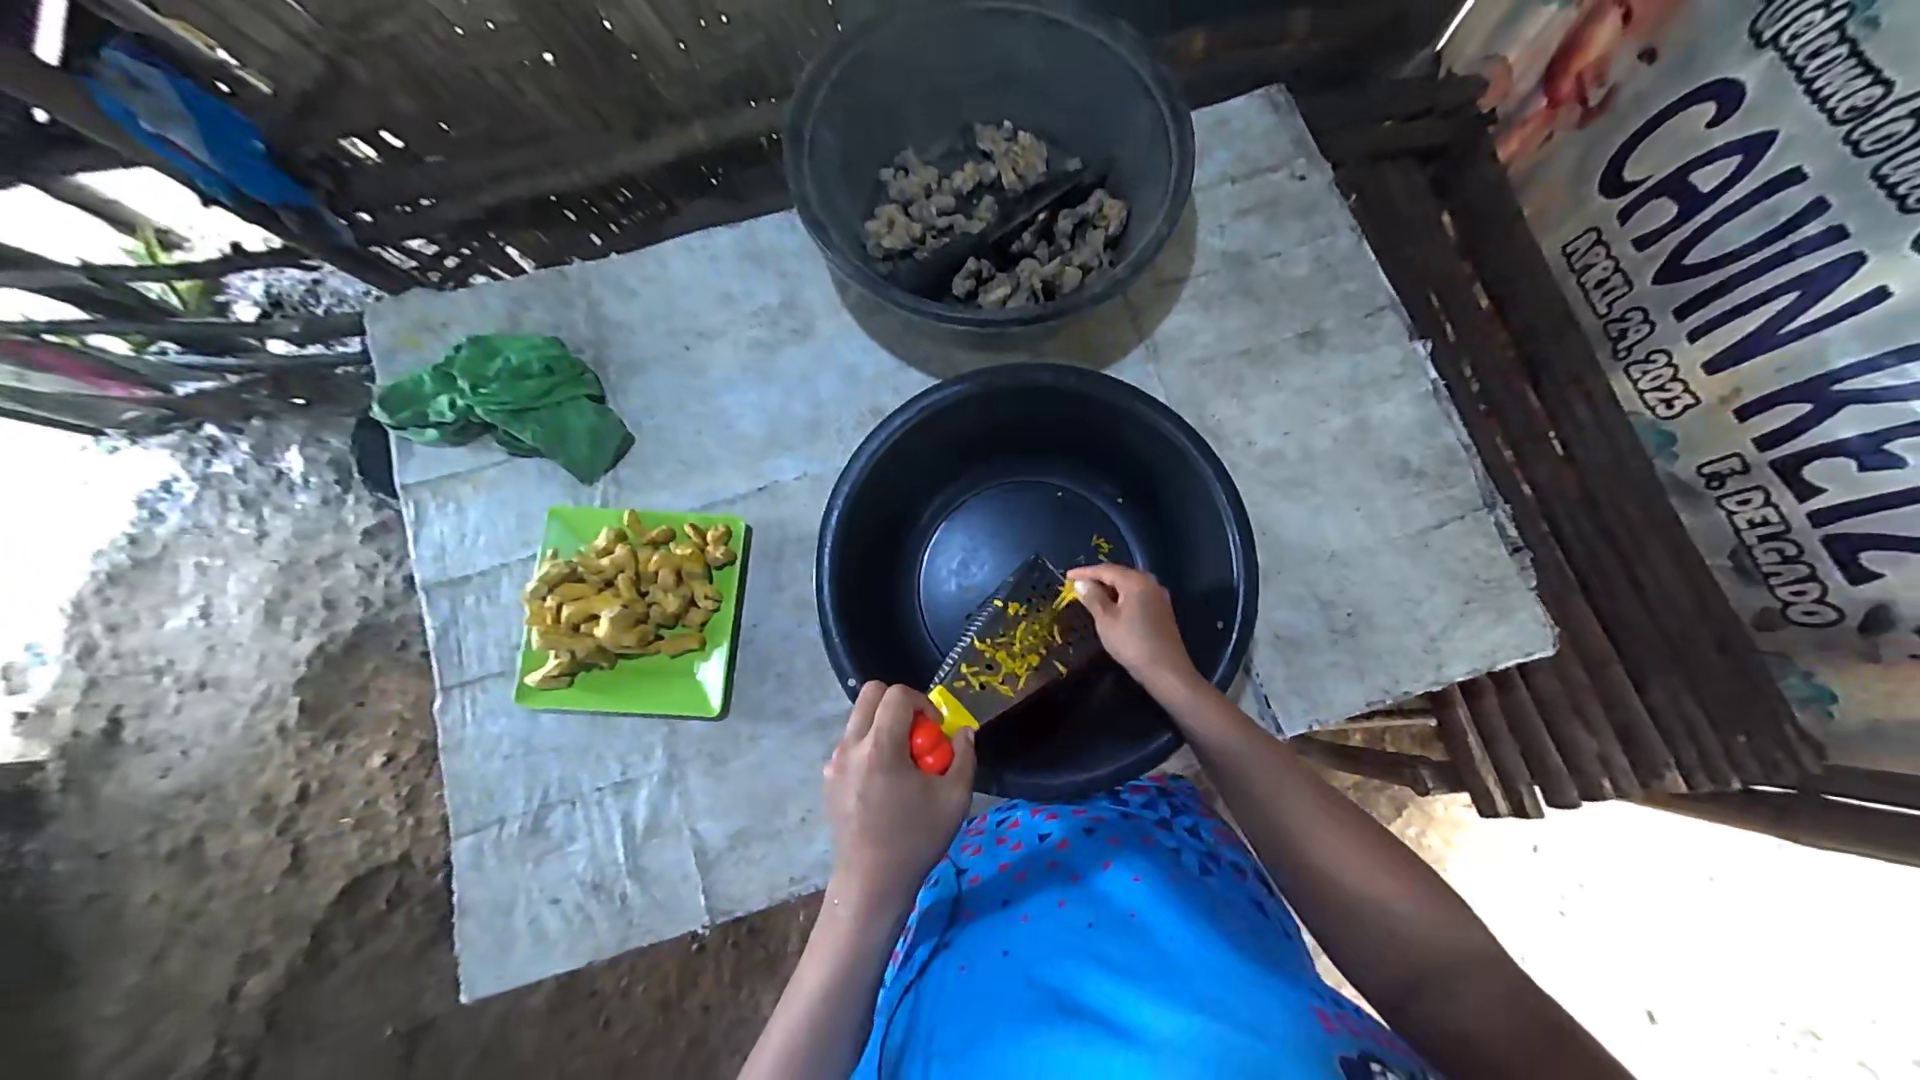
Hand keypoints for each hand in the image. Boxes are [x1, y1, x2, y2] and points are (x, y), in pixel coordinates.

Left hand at [823, 682, 975, 911]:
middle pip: (871, 694)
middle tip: (916, 734)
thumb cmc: (916, 839)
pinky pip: (851, 744)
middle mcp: (851, 747)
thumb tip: (963, 732)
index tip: (934, 730)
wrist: (872, 882)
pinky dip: (870, 747)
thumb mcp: (954, 798)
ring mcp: (834, 762)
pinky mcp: (828, 779)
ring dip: (883, 725)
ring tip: (902, 763)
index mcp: (880, 747)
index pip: (897, 695)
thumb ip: (963, 757)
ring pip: (859, 718)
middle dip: (899, 704)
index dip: (922, 702)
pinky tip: (884, 783)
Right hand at [1067, 564, 1201, 693]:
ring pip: (1129, 585)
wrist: (1166, 670)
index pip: (1106, 569)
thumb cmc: (1131, 642)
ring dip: (1110, 588)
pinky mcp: (1162, 610)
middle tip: (1078, 585)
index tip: (1067, 575)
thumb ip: (1093, 597)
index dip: (1085, 572)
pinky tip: (1112, 606)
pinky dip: (1122, 597)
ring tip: (1091, 595)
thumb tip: (1082, 583)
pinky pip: (1137, 595)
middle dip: (1098, 578)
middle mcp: (1150, 582)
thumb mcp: (1106, 619)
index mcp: (1136, 581)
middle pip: (1120, 574)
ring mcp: (1159, 596)